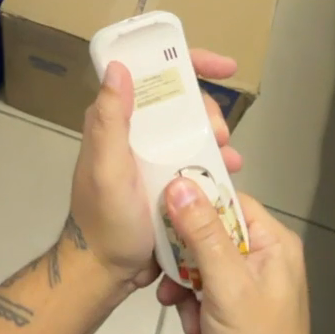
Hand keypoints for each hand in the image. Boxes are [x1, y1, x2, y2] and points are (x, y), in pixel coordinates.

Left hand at [68, 50, 243, 288]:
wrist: (108, 270)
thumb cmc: (105, 218)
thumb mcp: (106, 167)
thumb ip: (110, 119)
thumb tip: (118, 66)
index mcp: (115, 120)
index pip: (150, 74)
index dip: (187, 62)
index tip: (225, 67)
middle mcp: (133, 130)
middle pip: (179, 99)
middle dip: (207, 108)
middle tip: (221, 132)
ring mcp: (151, 154)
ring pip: (191, 127)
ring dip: (215, 134)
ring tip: (229, 155)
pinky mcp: (166, 177)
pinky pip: (197, 156)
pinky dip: (216, 158)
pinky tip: (229, 169)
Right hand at [156, 183, 330, 333]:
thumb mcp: (227, 285)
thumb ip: (202, 233)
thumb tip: (178, 183)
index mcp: (272, 241)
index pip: (228, 199)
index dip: (195, 199)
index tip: (159, 201)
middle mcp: (258, 254)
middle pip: (207, 227)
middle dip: (181, 249)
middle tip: (160, 262)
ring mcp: (241, 280)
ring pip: (195, 257)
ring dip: (180, 279)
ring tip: (172, 299)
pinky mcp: (224, 304)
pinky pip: (195, 284)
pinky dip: (185, 299)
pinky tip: (186, 321)